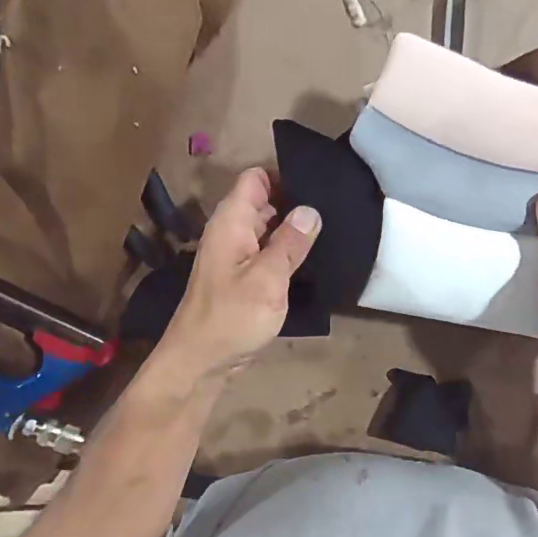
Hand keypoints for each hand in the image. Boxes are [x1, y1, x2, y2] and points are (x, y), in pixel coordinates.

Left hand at [155, 167, 320, 379]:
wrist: (200, 362)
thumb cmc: (231, 318)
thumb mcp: (267, 279)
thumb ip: (289, 243)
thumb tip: (310, 210)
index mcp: (231, 222)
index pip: (256, 178)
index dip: (285, 175)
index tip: (321, 182)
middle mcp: (231, 232)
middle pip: (265, 202)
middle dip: (296, 202)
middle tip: (337, 208)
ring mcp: (235, 256)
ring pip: (268, 230)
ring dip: (293, 231)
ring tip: (334, 230)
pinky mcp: (241, 279)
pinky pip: (266, 254)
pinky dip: (286, 254)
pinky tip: (313, 259)